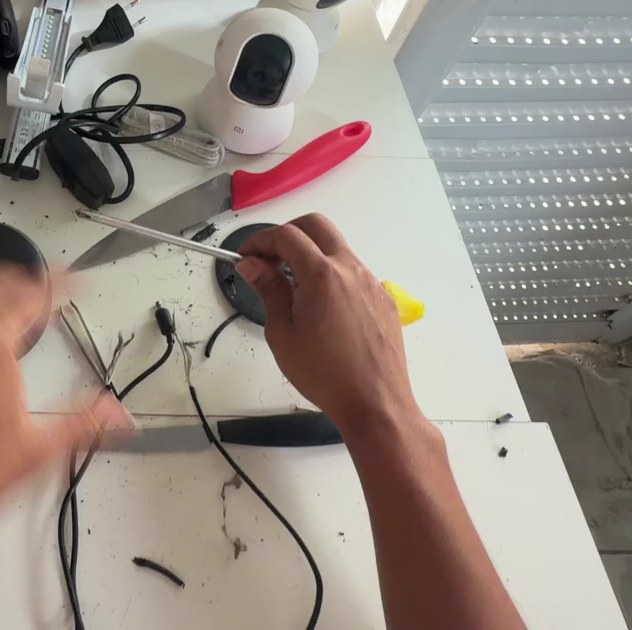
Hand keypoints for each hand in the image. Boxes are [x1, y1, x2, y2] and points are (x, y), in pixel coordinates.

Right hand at [237, 214, 421, 433]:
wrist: (376, 405)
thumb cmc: (323, 373)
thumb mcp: (282, 332)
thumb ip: (268, 289)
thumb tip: (251, 264)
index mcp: (322, 274)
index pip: (286, 235)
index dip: (260, 240)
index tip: (247, 256)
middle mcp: (350, 269)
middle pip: (316, 226)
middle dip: (288, 233)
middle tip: (270, 258)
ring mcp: (372, 282)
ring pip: (337, 248)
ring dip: (311, 253)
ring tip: (293, 286)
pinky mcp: (384, 299)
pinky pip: (354, 272)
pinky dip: (332, 274)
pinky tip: (323, 306)